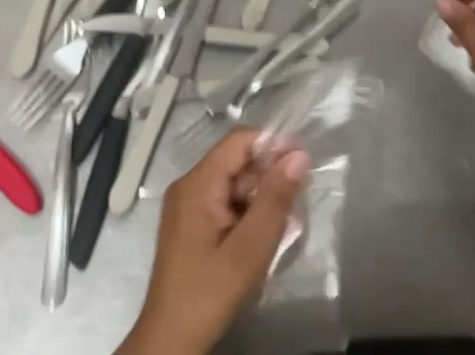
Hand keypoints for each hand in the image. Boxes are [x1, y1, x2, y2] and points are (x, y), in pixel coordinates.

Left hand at [119, 129, 308, 354]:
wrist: (171, 340)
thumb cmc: (210, 292)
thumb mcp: (250, 247)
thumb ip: (275, 198)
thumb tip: (299, 155)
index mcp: (198, 184)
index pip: (239, 141)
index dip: (272, 144)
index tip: (303, 164)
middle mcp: (189, 186)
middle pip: (238, 163)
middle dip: (269, 179)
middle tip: (294, 208)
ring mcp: (188, 207)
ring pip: (234, 186)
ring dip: (261, 201)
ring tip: (280, 230)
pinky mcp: (192, 226)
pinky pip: (226, 205)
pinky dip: (247, 216)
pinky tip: (261, 241)